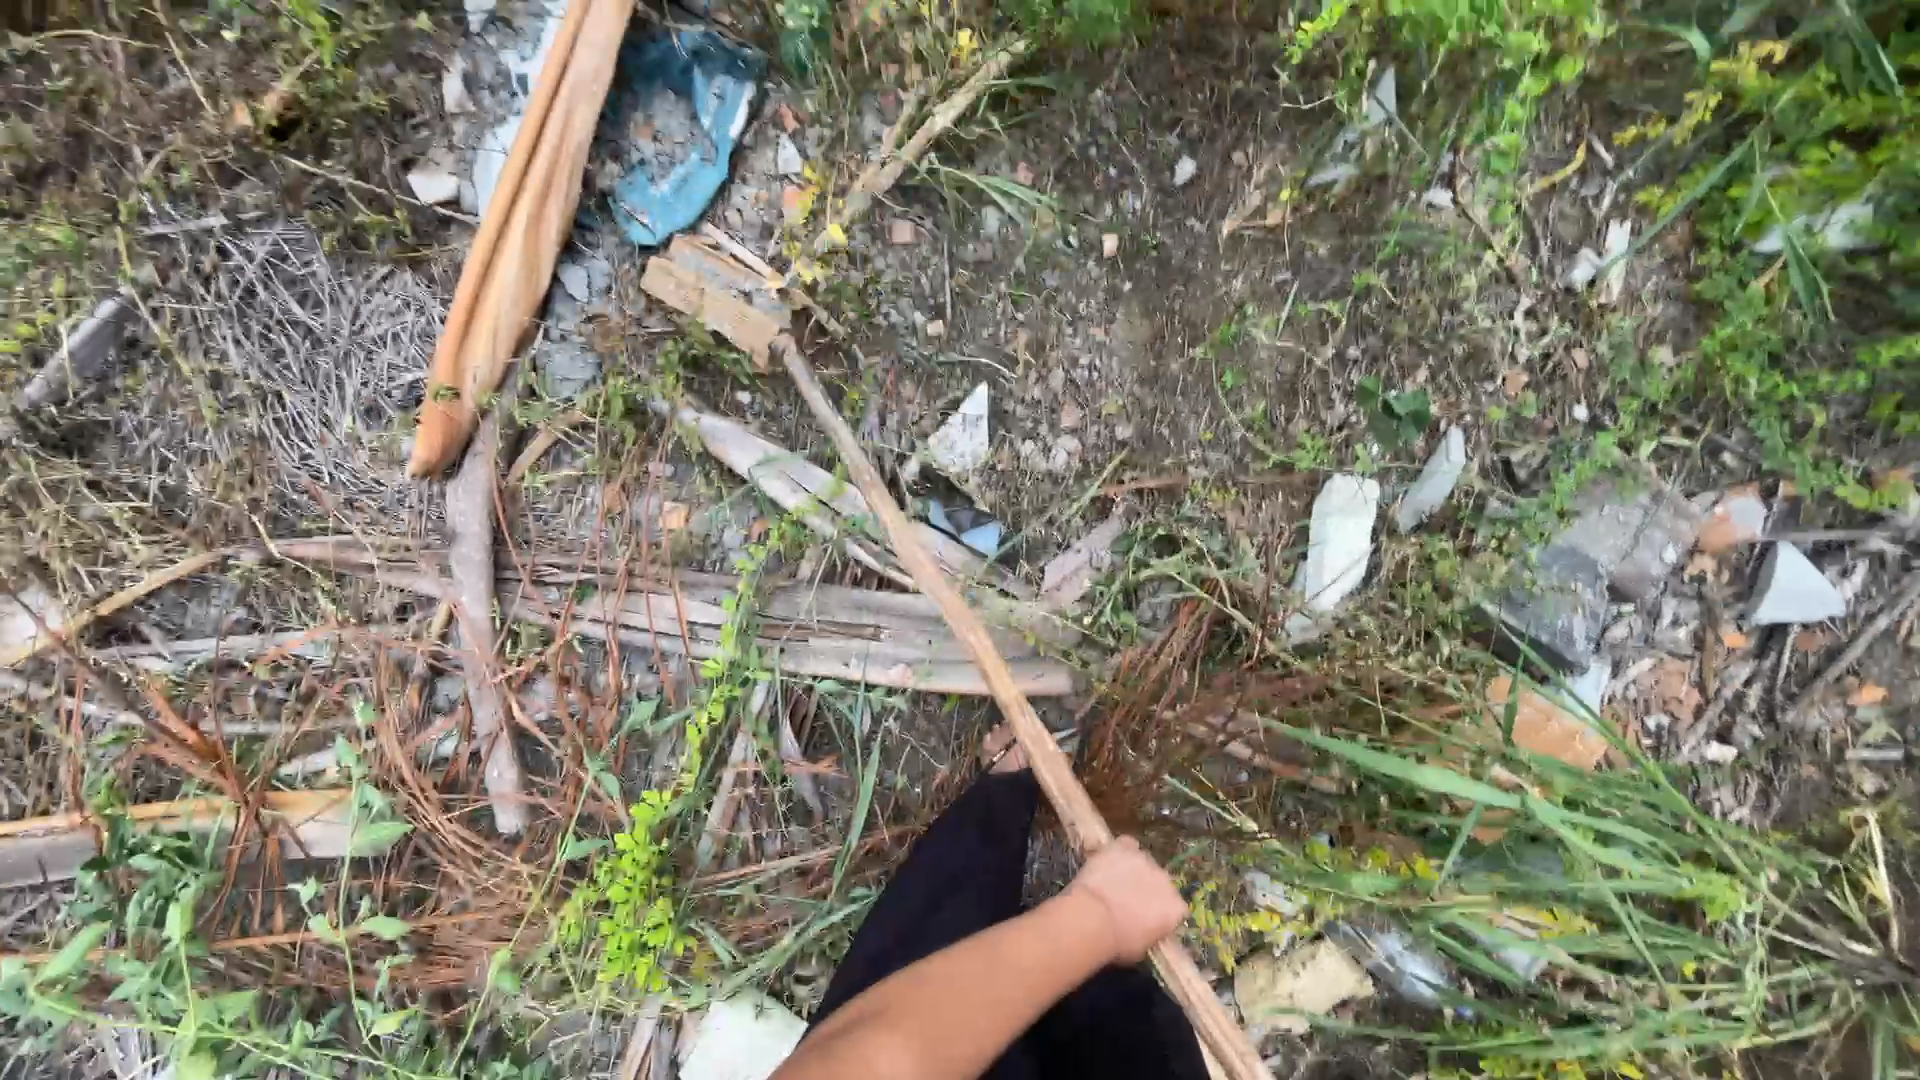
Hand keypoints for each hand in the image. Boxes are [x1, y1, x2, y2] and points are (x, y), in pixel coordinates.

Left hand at [1065, 836, 1187, 964]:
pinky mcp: (1124, 847)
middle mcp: (1166, 880)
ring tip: (1114, 881)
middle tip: (1128, 901)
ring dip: (1133, 870)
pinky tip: (1110, 860)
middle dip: (1148, 890)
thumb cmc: (1117, 943)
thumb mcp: (1142, 948)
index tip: (1147, 919)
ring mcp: (1145, 860)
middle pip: (1160, 883)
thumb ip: (1151, 932)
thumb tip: (1145, 928)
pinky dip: (1120, 851)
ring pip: (1143, 862)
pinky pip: (1127, 845)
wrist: (1092, 919)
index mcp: (1176, 908)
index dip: (1160, 913)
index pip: (1175, 908)